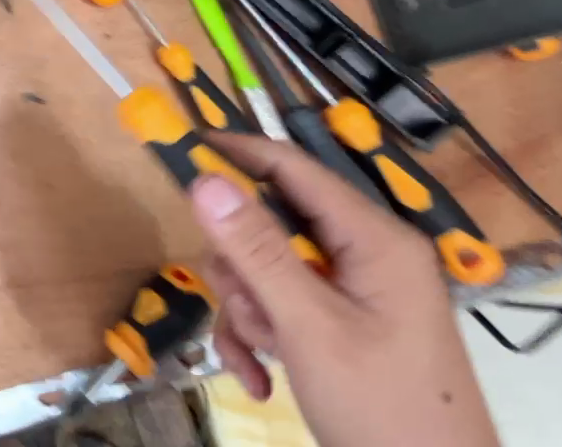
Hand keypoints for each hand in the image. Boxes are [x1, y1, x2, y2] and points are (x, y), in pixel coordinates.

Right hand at [190, 133, 500, 446]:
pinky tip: (256, 374)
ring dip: (245, 305)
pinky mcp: (336, 323)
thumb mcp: (310, 327)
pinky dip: (255, 333)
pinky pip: (273, 303)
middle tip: (237, 299)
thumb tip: (203, 179)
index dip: (232, 153)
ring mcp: (349, 289)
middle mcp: (362, 252)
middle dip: (240, 263)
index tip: (176, 151)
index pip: (290, 167)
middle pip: (267, 219)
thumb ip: (256, 249)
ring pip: (262, 264)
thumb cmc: (385, 410)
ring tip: (261, 349)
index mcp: (373, 238)